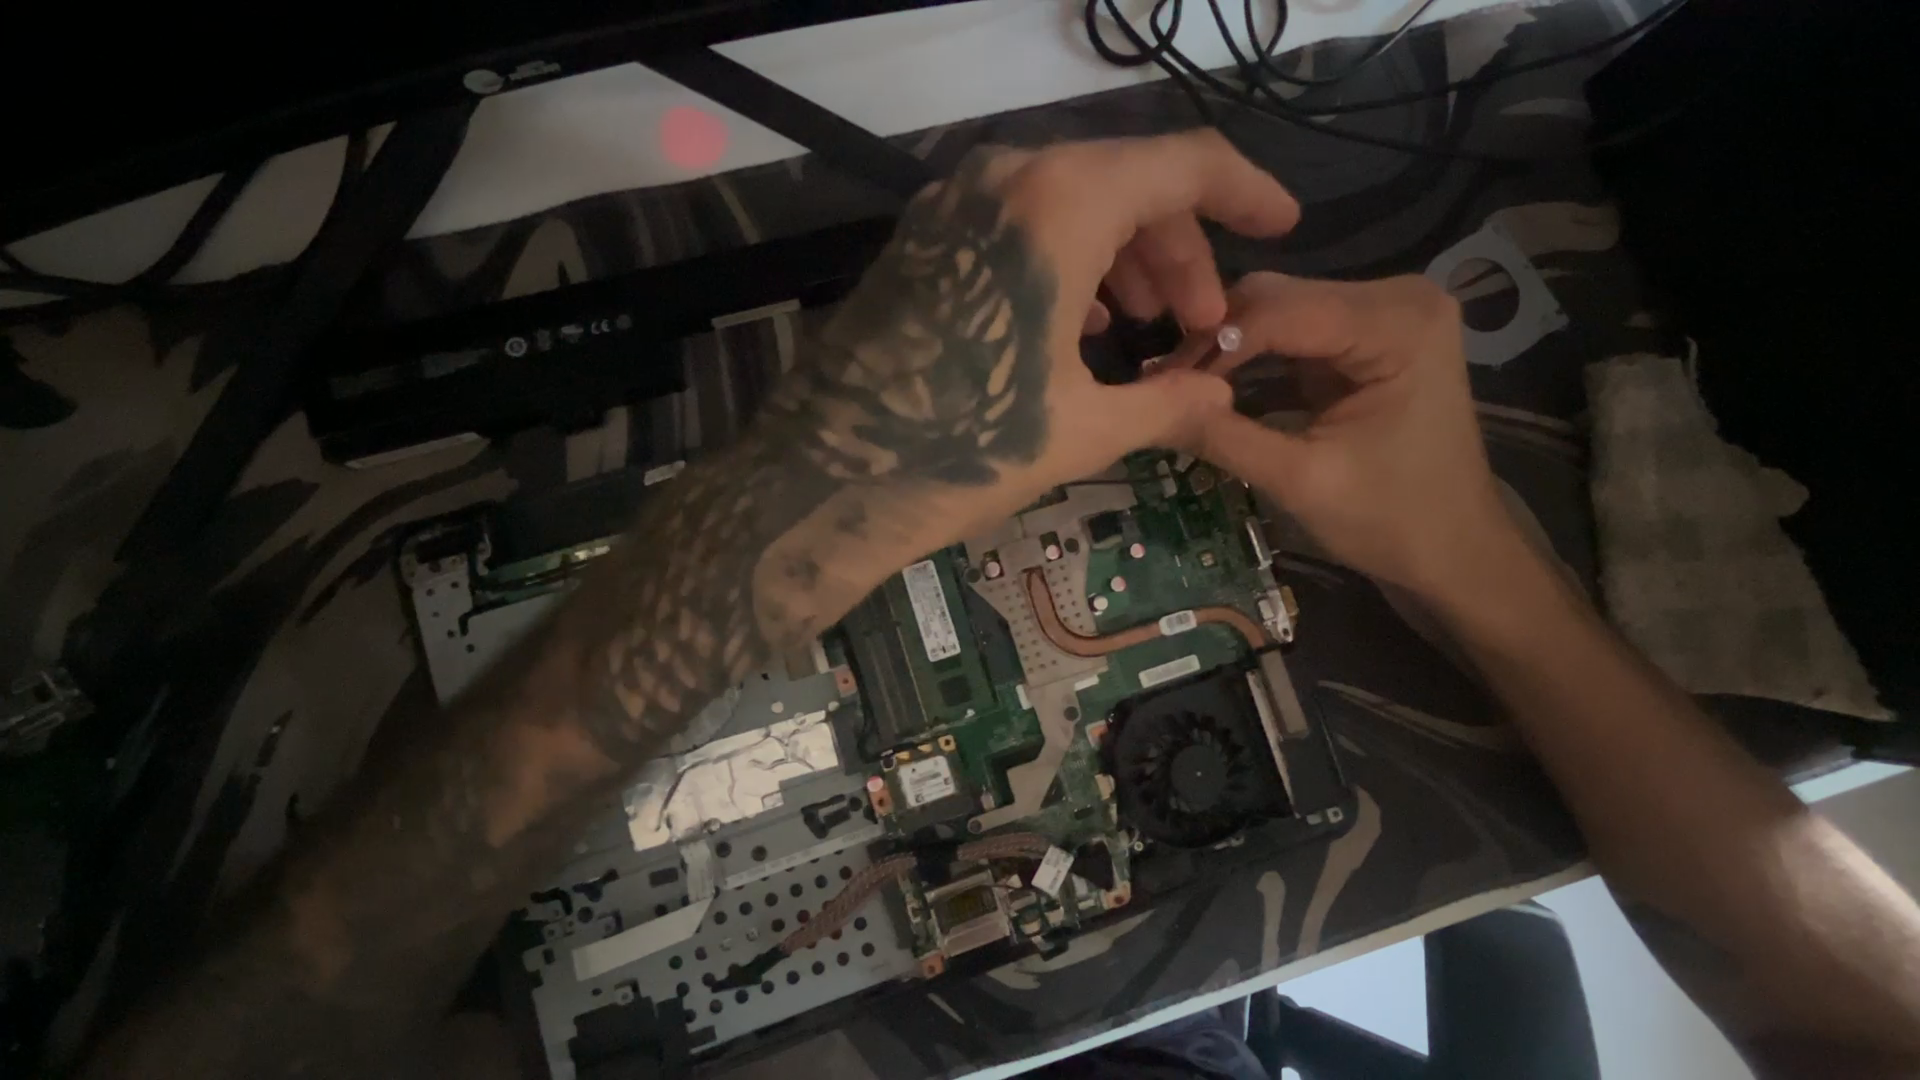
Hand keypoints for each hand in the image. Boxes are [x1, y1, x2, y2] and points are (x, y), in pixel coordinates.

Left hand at [784, 131, 1300, 545]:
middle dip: (1178, 252)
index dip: (1245, 192)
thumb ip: (1169, 403)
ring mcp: (955, 204)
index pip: (1184, 163)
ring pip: (1070, 204)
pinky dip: (1066, 265)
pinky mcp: (925, 239)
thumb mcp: (1084, 430)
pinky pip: (1018, 227)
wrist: (831, 474)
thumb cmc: (965, 447)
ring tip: (1144, 329)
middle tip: (1197, 325)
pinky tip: (1077, 325)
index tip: (1281, 226)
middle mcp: (1007, 178)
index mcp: (1061, 202)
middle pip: (1126, 185)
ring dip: (1123, 260)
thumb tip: (1221, 398)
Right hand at [1167, 272, 1522, 600]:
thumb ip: (1223, 437)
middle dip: (1215, 342)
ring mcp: (1384, 316)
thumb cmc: (1391, 520)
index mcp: (1397, 323)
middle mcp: (1396, 298)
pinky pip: (1292, 334)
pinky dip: (1251, 361)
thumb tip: (1146, 410)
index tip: (1155, 384)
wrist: (1454, 552)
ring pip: (1277, 311)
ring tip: (1177, 390)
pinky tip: (1212, 388)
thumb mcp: (1299, 480)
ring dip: (1227, 350)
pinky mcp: (1367, 339)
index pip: (1278, 310)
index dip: (1210, 343)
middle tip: (1161, 388)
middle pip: (1277, 298)